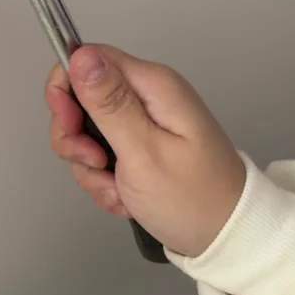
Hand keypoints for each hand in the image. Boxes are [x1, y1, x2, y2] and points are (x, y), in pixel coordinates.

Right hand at [45, 46, 246, 257]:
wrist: (228, 239)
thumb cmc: (192, 198)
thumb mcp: (143, 151)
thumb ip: (108, 102)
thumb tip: (81, 55)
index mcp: (151, 84)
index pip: (87, 58)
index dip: (66, 89)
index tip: (70, 127)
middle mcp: (146, 95)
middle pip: (82, 97)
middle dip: (75, 137)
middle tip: (96, 164)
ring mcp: (143, 122)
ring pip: (86, 131)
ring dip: (90, 167)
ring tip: (117, 190)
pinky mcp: (139, 145)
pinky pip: (101, 154)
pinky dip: (104, 179)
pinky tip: (124, 197)